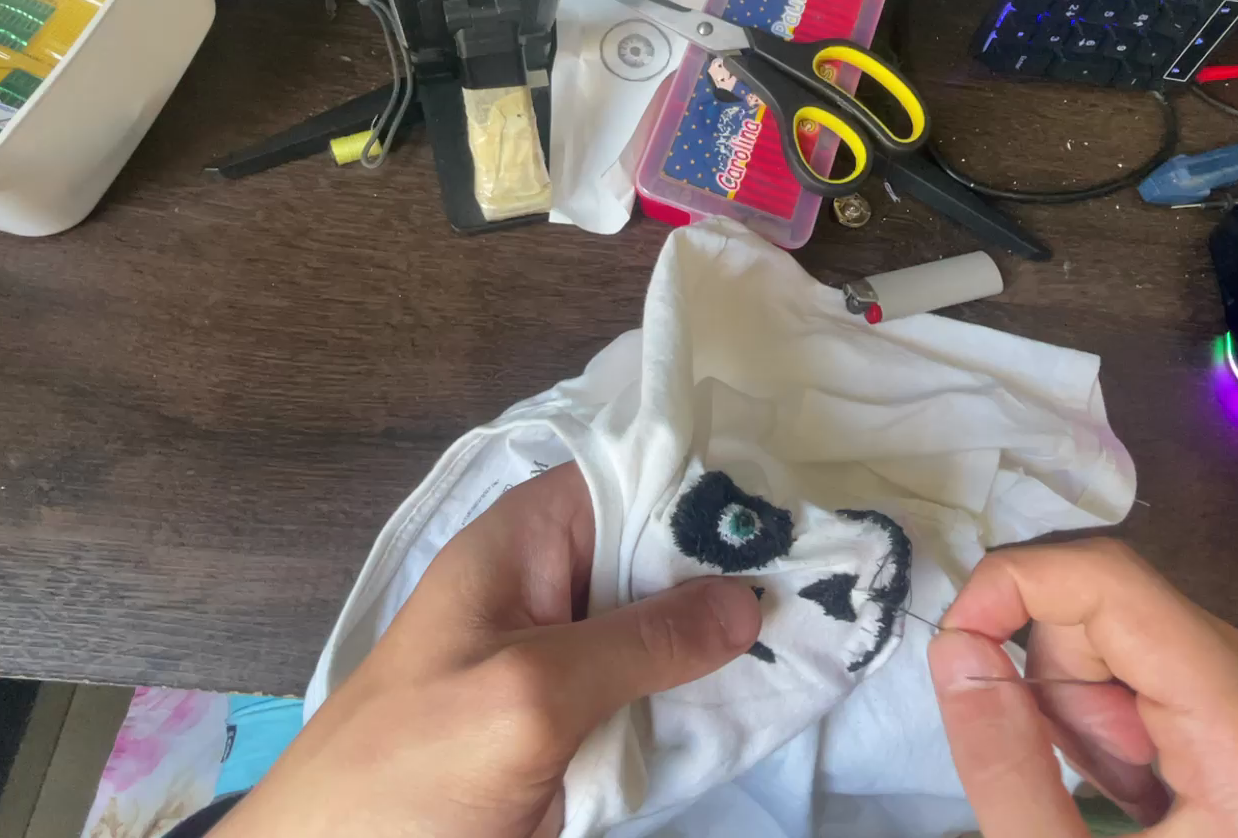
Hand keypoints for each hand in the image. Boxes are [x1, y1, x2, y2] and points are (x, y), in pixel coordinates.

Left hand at [212, 463, 761, 837]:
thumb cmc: (417, 761)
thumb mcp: (531, 692)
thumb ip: (640, 641)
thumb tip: (748, 599)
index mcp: (530, 535)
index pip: (630, 475)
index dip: (704, 483)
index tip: (786, 501)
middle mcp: (554, 573)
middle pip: (656, 545)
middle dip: (727, 559)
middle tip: (821, 564)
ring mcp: (568, 642)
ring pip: (663, 614)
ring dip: (723, 624)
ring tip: (816, 614)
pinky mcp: (579, 702)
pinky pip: (654, 675)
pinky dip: (702, 679)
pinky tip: (769, 678)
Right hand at [929, 539, 1237, 837]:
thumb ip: (1006, 770)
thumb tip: (955, 644)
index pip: (1109, 578)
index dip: (1012, 583)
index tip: (958, 643)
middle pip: (1111, 604)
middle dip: (1056, 676)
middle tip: (1075, 772)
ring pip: (1129, 622)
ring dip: (1086, 694)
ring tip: (1121, 791)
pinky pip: (1160, 647)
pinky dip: (1120, 700)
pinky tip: (1150, 780)